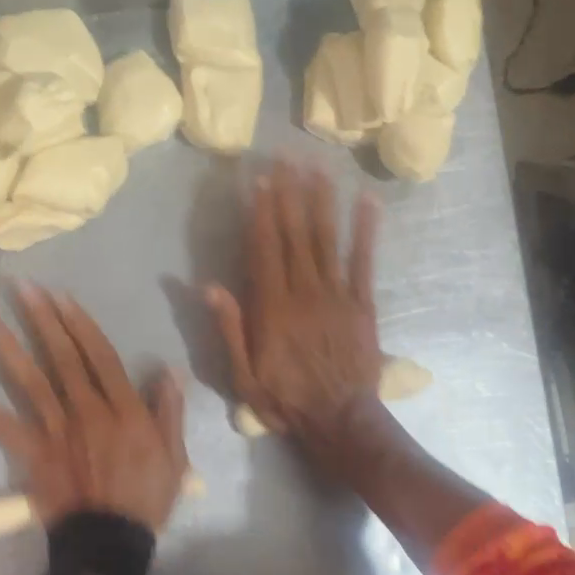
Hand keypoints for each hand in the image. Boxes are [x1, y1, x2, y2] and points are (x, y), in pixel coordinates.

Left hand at [0, 284, 188, 530]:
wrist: (111, 539)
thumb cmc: (146, 500)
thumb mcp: (174, 457)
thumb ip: (169, 412)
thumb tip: (168, 371)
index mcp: (124, 410)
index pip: (101, 356)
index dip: (81, 324)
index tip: (63, 297)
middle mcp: (87, 411)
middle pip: (63, 358)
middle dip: (43, 320)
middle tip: (23, 287)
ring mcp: (56, 430)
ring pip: (29, 380)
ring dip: (6, 346)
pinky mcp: (31, 452)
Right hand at [207, 161, 383, 442]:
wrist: (339, 420)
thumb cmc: (285, 401)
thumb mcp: (243, 376)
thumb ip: (230, 329)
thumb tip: (208, 287)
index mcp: (271, 309)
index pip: (264, 249)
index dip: (262, 211)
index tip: (260, 178)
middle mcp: (303, 292)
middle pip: (295, 234)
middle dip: (290, 192)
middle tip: (287, 155)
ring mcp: (336, 296)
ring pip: (327, 239)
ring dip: (322, 200)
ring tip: (318, 166)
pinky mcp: (362, 305)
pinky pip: (364, 262)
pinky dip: (366, 231)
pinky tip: (366, 202)